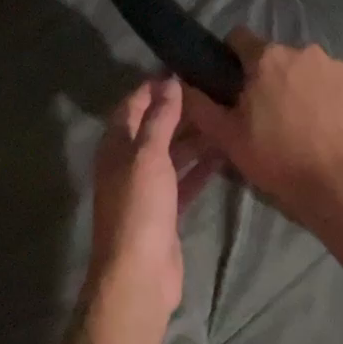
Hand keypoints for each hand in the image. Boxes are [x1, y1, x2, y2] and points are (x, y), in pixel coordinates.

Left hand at [89, 76, 224, 317]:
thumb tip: (168, 81)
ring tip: (226, 117)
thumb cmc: (139, 209)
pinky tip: (225, 154)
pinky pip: (184, 181)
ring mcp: (146, 190)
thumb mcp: (148, 157)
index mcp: (116, 147)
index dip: (153, 87)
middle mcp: (128, 164)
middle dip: (179, 111)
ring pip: (172, 155)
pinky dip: (201, 168)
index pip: (132, 106)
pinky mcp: (165, 212)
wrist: (138, 274)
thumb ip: (159, 119)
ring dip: (195, 138)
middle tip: (214, 92)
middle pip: (154, 129)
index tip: (184, 69)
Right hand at [180, 28, 342, 233]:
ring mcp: (337, 66)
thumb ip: (200, 105)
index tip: (232, 84)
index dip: (230, 57)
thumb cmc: (277, 159)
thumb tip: (182, 83)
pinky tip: (327, 128)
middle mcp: (303, 51)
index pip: (238, 37)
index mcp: (266, 58)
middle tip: (266, 114)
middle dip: (269, 77)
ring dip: (300, 87)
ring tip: (301, 124)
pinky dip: (329, 99)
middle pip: (276, 57)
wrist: (340, 184)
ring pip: (308, 70)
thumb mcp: (227, 137)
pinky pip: (336, 85)